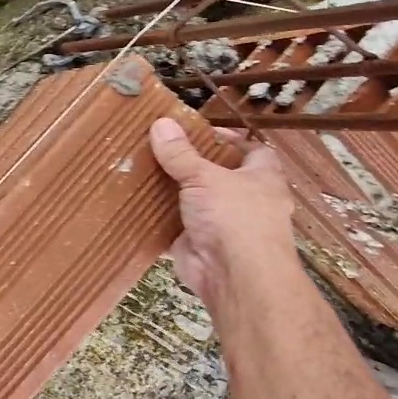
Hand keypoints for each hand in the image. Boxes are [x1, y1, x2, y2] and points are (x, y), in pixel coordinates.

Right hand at [149, 117, 297, 304]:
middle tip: (161, 150)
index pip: (253, 151)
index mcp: (262, 179)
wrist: (234, 276)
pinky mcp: (199, 245)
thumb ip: (181, 154)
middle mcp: (246, 201)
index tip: (199, 133)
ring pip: (196, 202)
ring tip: (142, 171)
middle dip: (192, 166)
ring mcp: (223, 225)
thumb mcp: (204, 177)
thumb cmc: (235, 218)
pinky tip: (135, 204)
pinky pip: (176, 227)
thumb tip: (161, 122)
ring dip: (173, 192)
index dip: (230, 140)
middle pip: (219, 176)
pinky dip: (158, 219)